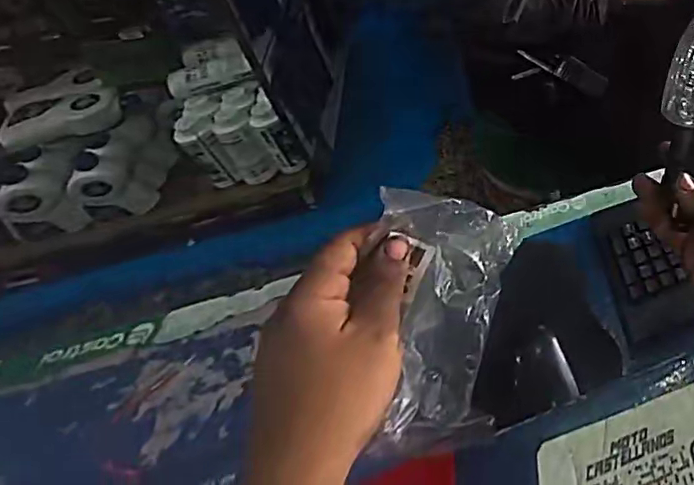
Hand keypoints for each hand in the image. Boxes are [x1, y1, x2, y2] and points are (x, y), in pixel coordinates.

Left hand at [247, 228, 408, 484]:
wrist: (296, 473)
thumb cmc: (343, 396)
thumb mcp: (377, 334)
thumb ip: (386, 284)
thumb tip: (395, 243)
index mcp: (304, 301)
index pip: (339, 247)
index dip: (375, 233)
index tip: (412, 233)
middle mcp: (284, 315)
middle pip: (330, 270)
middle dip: (372, 259)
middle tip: (413, 262)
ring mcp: (280, 344)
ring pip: (326, 298)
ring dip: (362, 287)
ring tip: (400, 290)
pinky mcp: (283, 367)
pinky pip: (319, 322)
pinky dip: (348, 311)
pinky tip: (372, 325)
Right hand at [632, 147, 693, 344]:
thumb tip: (681, 181)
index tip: (692, 147)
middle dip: (680, 176)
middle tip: (659, 160)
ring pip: (680, 210)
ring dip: (662, 196)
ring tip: (642, 182)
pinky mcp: (693, 256)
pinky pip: (673, 233)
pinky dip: (659, 220)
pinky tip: (646, 207)